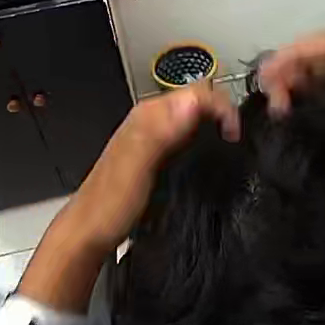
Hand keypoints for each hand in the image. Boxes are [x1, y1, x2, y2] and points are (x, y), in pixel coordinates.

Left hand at [61, 82, 238, 249]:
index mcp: (149, 116)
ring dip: (215, 123)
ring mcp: (154, 134)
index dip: (223, 108)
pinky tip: (207, 155)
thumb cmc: (110, 205)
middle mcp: (151, 119)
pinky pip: (188, 132)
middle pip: (199, 98)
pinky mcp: (157, 151)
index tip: (233, 134)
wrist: (90, 233)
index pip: (198, 92)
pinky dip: (204, 138)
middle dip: (223, 112)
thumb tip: (193, 104)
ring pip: (195, 114)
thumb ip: (161, 131)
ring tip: (228, 144)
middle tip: (235, 139)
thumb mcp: (137, 166)